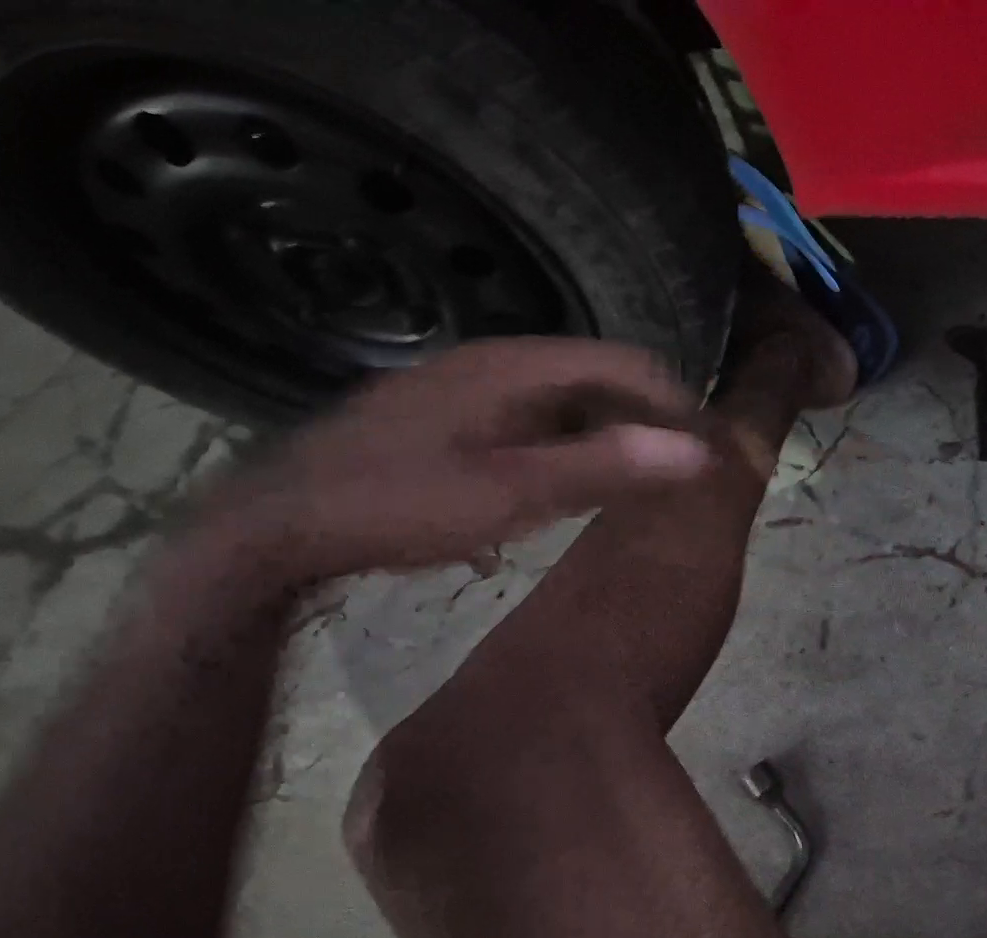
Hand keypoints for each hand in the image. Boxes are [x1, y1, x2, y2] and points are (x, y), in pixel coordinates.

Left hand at [204, 338, 713, 582]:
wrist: (277, 527)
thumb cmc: (397, 505)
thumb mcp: (511, 493)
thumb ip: (605, 468)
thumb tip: (697, 450)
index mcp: (514, 366)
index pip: (624, 361)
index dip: (676, 401)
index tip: (709, 450)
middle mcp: (494, 364)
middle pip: (596, 377)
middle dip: (646, 419)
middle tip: (679, 474)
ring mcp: (466, 391)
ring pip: (564, 401)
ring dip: (607, 435)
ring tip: (636, 485)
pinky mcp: (447, 419)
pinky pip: (531, 421)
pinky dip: (567, 447)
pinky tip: (568, 488)